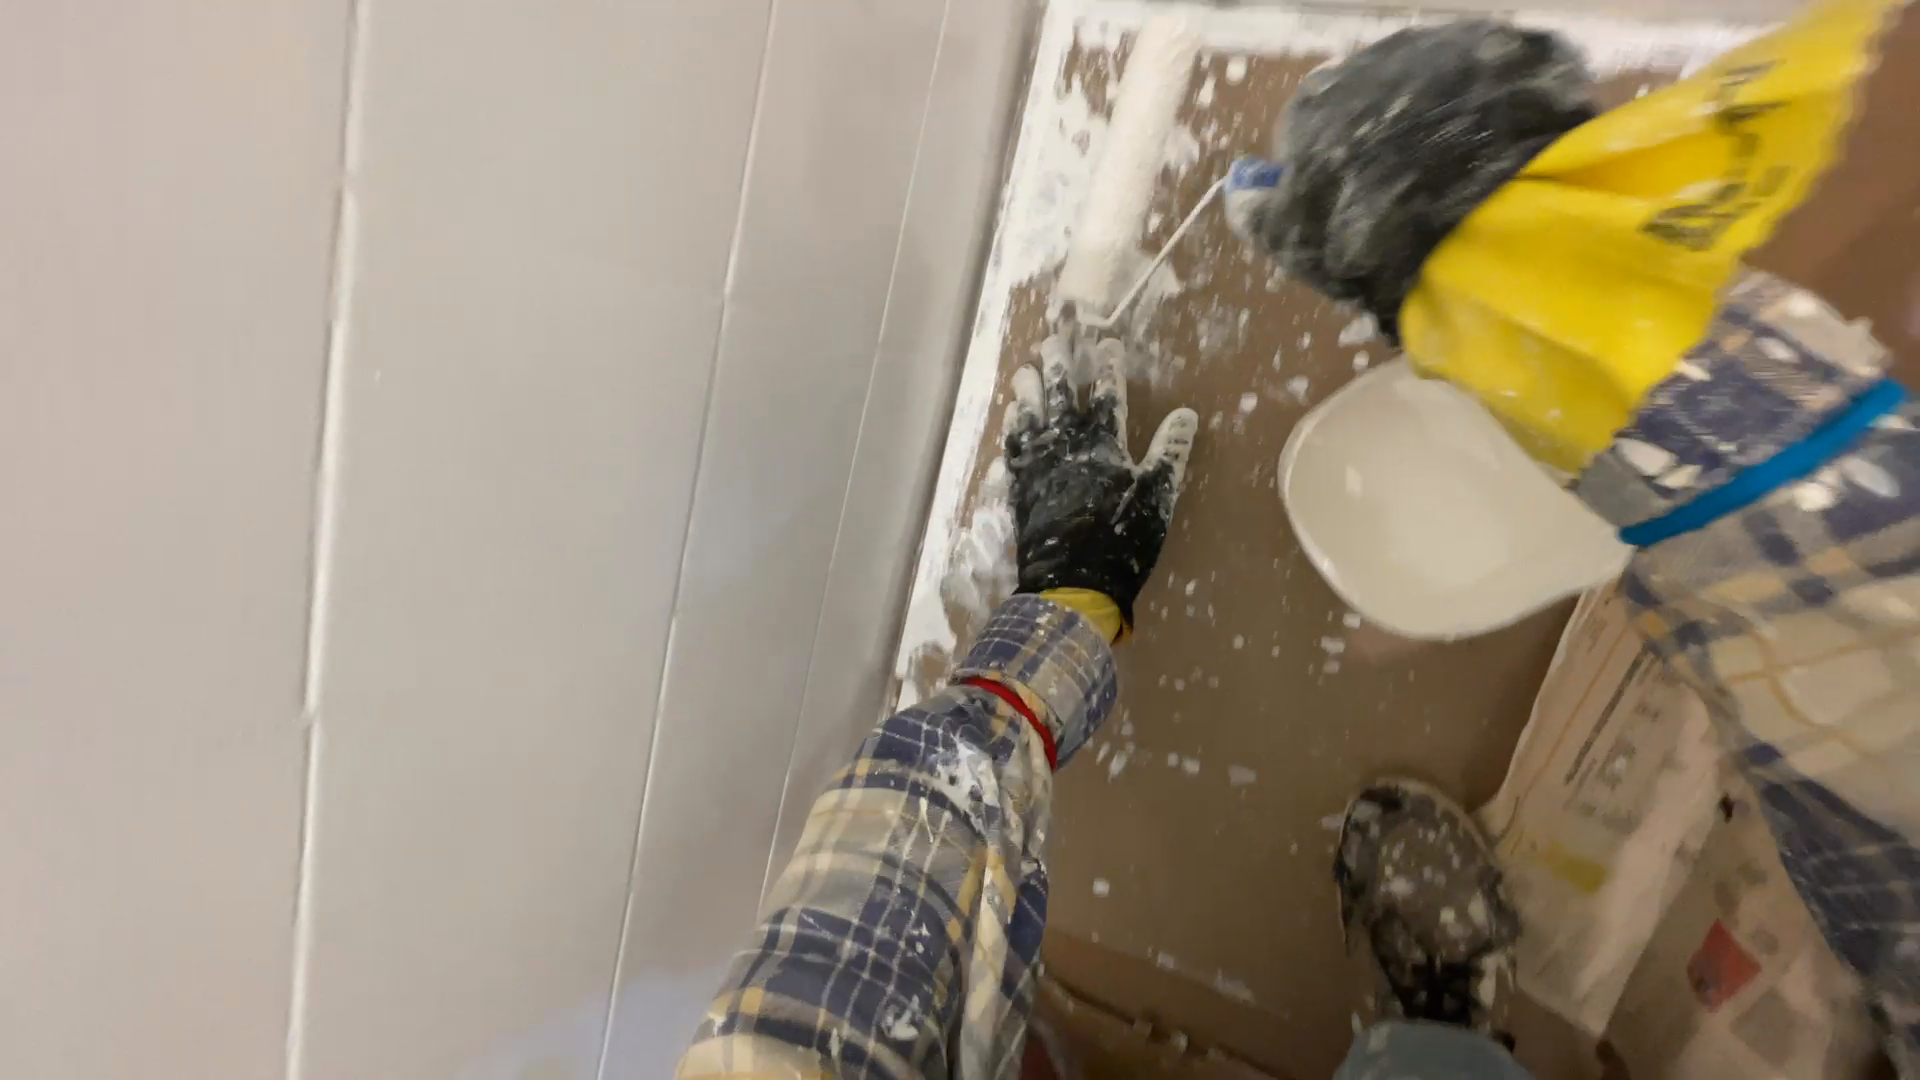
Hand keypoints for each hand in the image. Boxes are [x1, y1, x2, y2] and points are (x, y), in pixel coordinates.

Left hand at [1002, 333, 1197, 632]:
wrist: (1072, 580)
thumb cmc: (1121, 538)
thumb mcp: (1157, 496)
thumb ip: (1170, 453)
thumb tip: (1187, 415)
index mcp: (1103, 443)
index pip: (1108, 394)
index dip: (1109, 367)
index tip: (1108, 343)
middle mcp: (1065, 445)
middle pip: (1060, 396)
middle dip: (1059, 365)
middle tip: (1052, 340)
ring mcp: (1037, 466)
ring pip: (1030, 418)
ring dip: (1028, 392)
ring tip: (1024, 371)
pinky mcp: (1019, 488)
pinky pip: (1012, 451)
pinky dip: (1011, 432)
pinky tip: (1010, 421)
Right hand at [1232, 20, 1592, 339]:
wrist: (1476, 216)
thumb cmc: (1362, 234)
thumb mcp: (1290, 240)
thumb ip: (1257, 212)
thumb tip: (1242, 190)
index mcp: (1313, 102)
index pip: (1301, 128)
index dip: (1315, 168)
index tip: (1333, 203)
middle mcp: (1374, 59)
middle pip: (1363, 100)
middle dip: (1371, 138)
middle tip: (1391, 193)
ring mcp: (1448, 47)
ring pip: (1425, 86)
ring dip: (1427, 123)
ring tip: (1445, 177)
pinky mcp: (1515, 51)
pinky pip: (1489, 81)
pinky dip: (1483, 113)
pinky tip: (1489, 157)